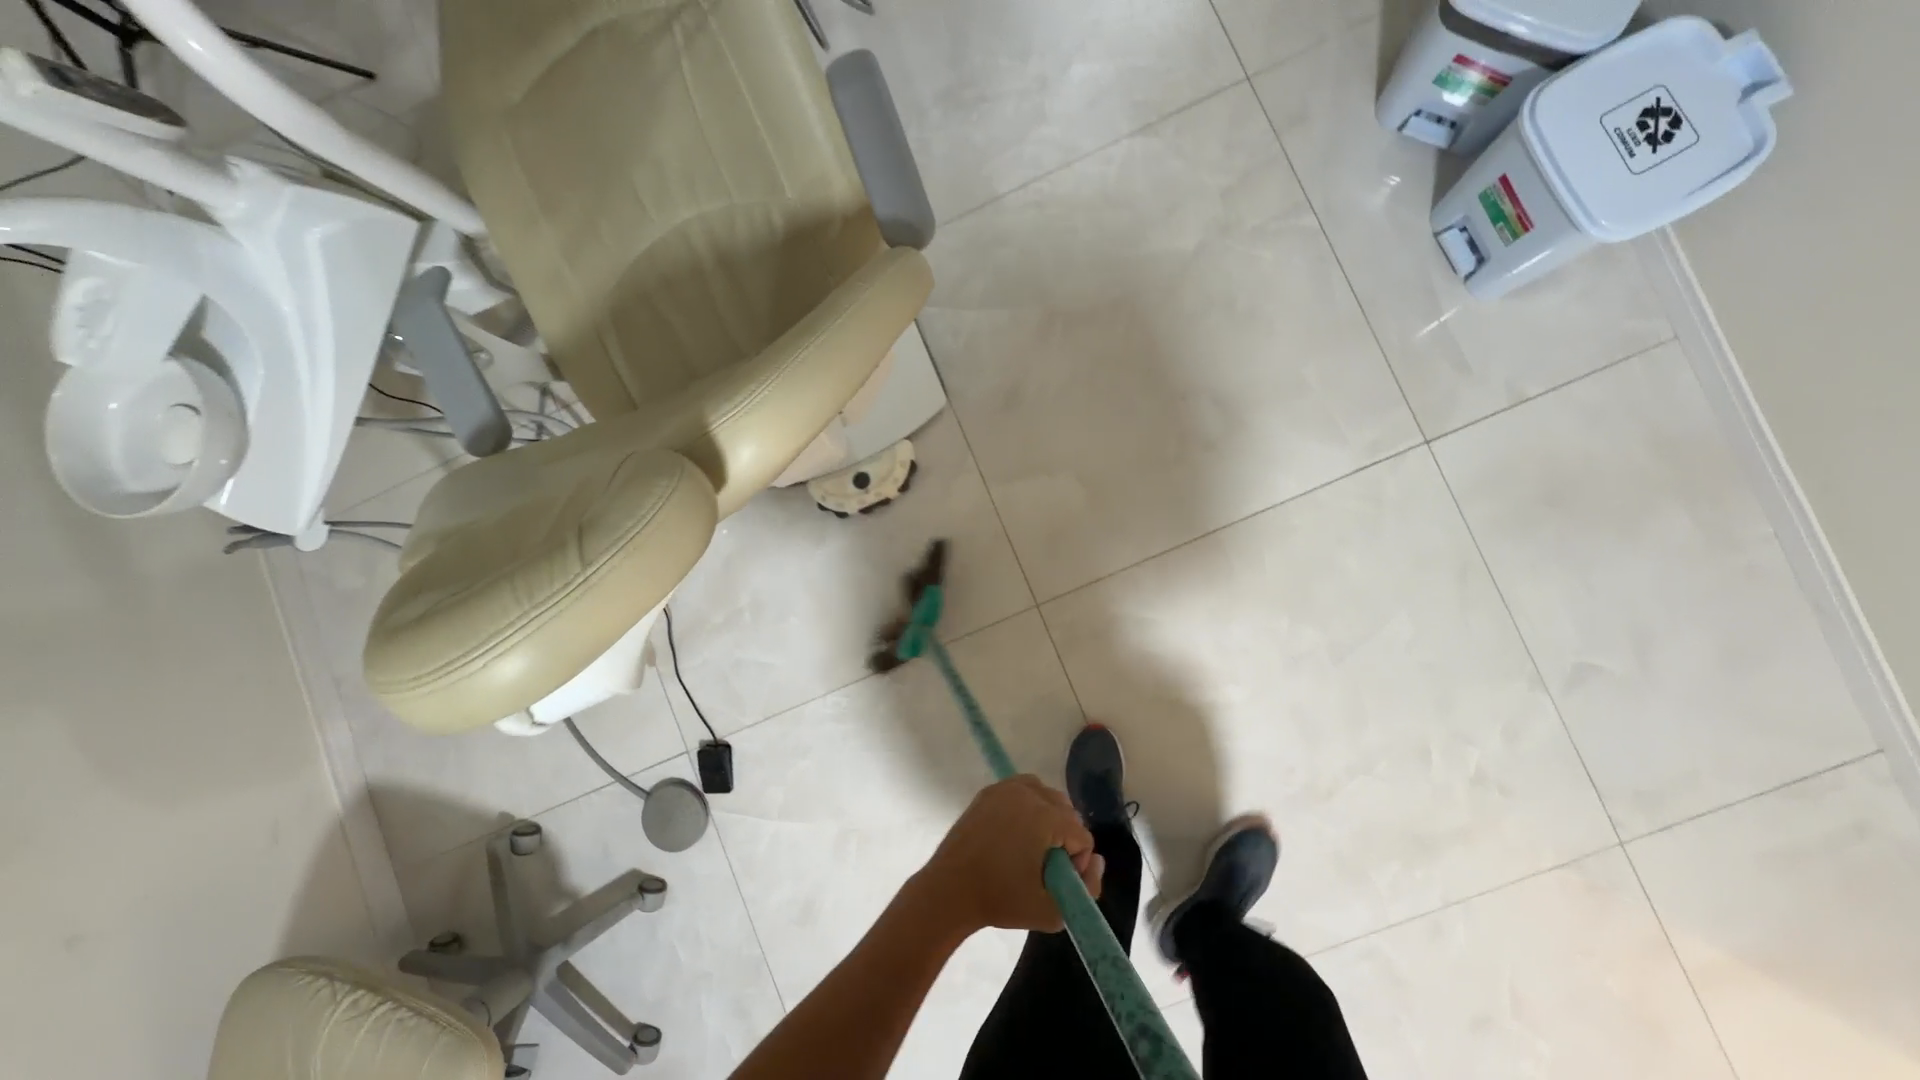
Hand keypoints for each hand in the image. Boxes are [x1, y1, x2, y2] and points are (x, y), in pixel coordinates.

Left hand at [915, 775, 1102, 935]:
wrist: (949, 891)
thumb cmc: (1000, 900)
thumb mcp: (1053, 910)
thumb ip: (1088, 889)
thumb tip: (1096, 861)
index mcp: (1046, 817)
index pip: (1082, 836)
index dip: (1077, 862)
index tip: (1056, 880)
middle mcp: (1028, 794)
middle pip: (1067, 812)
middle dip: (1064, 839)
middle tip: (1044, 866)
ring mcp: (1005, 789)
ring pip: (1046, 796)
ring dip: (1049, 819)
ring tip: (1032, 848)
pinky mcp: (988, 793)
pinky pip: (1023, 791)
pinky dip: (1028, 806)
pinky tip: (1016, 834)